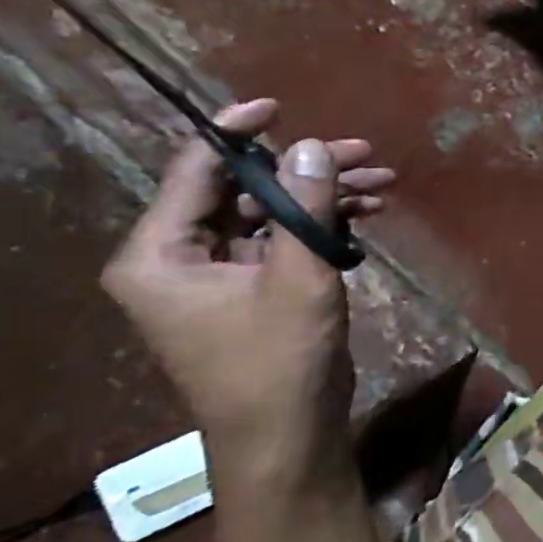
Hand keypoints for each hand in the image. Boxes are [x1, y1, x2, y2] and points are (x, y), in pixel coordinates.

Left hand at [100, 99, 395, 474]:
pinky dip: (322, 229)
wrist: (287, 435)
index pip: (195, 171)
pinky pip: (282, 243)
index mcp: (160, 253)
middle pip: (244, 191)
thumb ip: (306, 209)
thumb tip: (313, 145)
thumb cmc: (277, 360)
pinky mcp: (252, 293)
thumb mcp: (297, 278)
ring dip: (324, 200)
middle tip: (366, 155)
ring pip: (270, 216)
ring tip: (382, 185)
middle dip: (308, 172)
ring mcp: (217, 277)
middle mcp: (179, 258)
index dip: (238, 133)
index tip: (279, 106)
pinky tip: (364, 219)